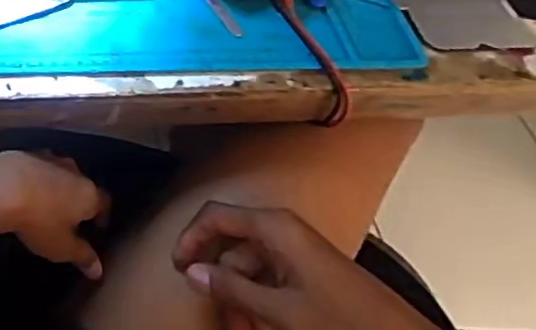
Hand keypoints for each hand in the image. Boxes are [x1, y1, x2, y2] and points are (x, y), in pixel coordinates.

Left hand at [0, 151, 110, 278]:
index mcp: (87, 192)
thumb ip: (83, 256)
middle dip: (76, 197)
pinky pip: (35, 166)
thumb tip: (97, 268)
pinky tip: (24, 189)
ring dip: (54, 184)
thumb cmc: (39, 220)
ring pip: (57, 171)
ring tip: (46, 203)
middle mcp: (70, 169)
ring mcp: (45, 156)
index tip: (96, 227)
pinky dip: (34, 177)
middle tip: (70, 216)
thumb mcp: (63, 247)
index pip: (103, 202)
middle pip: (80, 182)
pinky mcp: (22, 152)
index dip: (101, 215)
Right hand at [172, 202, 439, 329]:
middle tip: (212, 305)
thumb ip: (233, 288)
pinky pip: (275, 280)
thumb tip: (195, 273)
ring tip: (241, 324)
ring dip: (242, 295)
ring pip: (254, 266)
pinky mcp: (316, 274)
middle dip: (221, 277)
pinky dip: (263, 301)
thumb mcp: (284, 310)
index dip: (192, 238)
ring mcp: (302, 253)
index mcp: (275, 226)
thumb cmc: (355, 322)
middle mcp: (286, 231)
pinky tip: (263, 323)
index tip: (180, 264)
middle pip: (234, 244)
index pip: (215, 216)